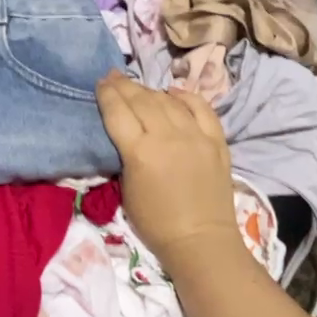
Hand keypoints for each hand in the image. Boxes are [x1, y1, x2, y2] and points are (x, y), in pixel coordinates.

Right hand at [95, 71, 244, 270]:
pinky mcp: (216, 141)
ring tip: (138, 86)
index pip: (118, 112)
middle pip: (142, 101)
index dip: (107, 94)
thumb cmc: (155, 224)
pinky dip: (186, 97)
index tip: (100, 83)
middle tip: (112, 76)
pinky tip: (173, 92)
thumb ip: (125, 155)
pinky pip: (201, 108)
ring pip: (168, 101)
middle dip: (125, 86)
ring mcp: (195, 136)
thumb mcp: (126, 189)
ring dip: (150, 90)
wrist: (200, 240)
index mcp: (140, 152)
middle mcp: (167, 136)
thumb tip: (125, 134)